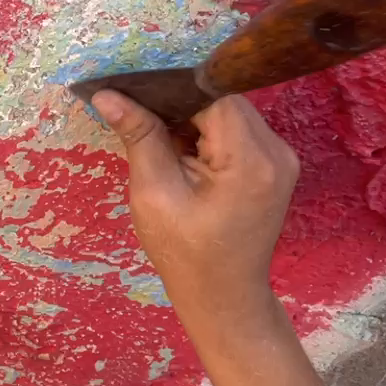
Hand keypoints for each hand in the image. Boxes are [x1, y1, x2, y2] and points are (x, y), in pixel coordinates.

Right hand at [91, 91, 299, 339]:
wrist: (223, 296)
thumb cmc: (184, 251)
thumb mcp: (153, 192)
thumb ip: (138, 135)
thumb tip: (105, 93)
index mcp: (250, 159)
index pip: (210, 96)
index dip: (170, 89)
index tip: (131, 92)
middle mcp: (276, 151)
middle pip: (221, 100)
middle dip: (178, 104)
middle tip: (137, 116)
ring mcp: (279, 157)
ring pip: (226, 111)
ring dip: (190, 118)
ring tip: (156, 136)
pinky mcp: (272, 164)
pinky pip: (234, 128)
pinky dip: (204, 132)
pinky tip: (179, 150)